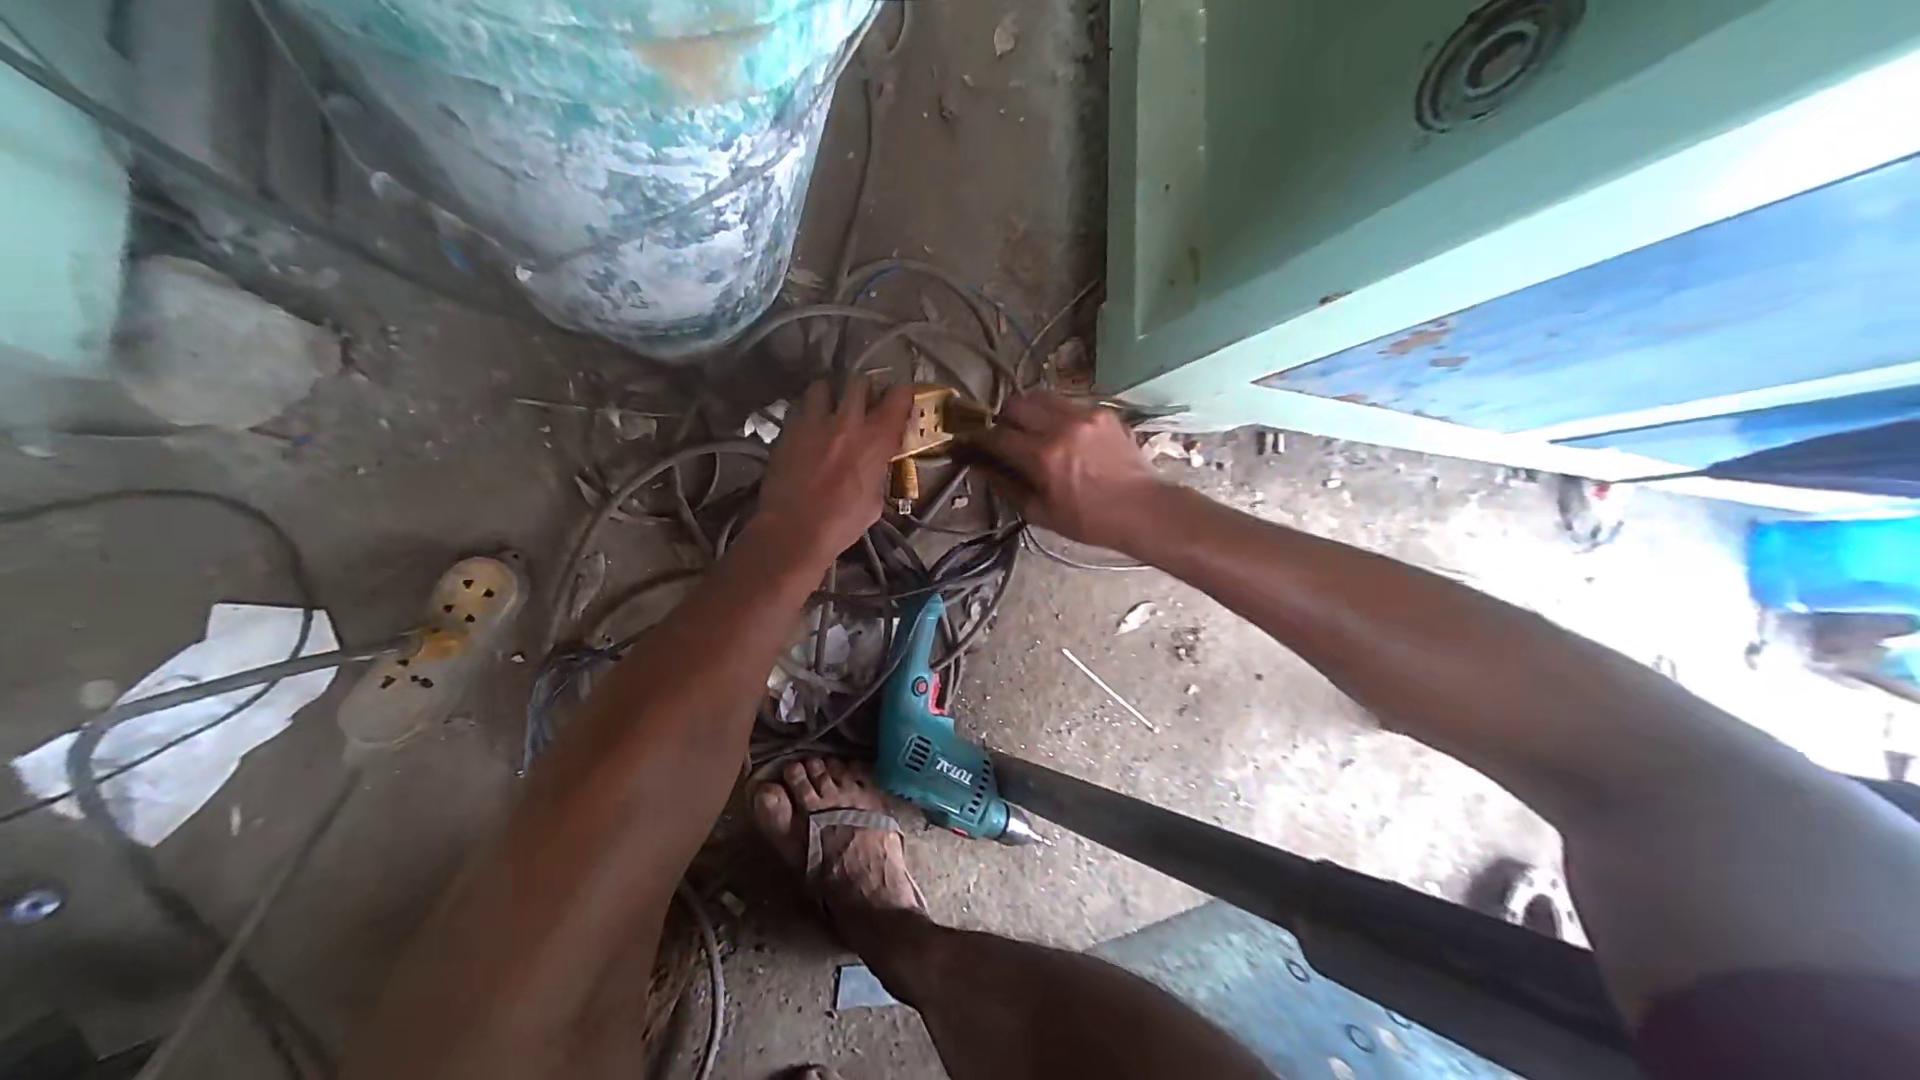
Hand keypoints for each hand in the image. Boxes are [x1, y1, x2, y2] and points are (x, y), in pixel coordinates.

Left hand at [755, 377, 913, 560]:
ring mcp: (812, 423)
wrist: (793, 530)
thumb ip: (877, 475)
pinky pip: (798, 408)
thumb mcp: (874, 502)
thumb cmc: (841, 523)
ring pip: (822, 386)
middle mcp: (845, 422)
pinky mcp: (787, 431)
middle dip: (864, 390)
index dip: (902, 394)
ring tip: (829, 408)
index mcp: (875, 440)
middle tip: (864, 402)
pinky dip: (806, 413)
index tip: (902, 398)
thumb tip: (875, 469)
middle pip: (858, 382)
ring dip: (830, 394)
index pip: (897, 398)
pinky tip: (807, 429)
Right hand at [972, 393, 1169, 552]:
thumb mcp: (1040, 513)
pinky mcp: (1103, 411)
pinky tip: (1064, 434)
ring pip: (1040, 396)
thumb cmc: (1089, 520)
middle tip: (1005, 436)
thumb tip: (982, 468)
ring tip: (1032, 430)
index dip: (978, 438)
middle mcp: (1061, 427)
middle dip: (1003, 419)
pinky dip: (1056, 414)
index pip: (996, 435)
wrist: (1142, 509)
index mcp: (1043, 457)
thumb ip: (1007, 486)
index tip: (970, 442)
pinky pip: (1067, 402)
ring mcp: (1085, 415)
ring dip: (1028, 411)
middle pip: (1015, 404)